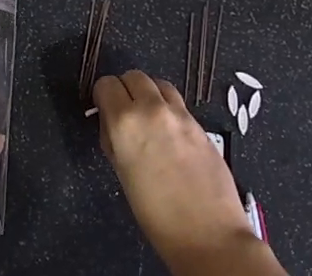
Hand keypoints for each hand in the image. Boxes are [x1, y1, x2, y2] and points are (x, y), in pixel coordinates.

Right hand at [94, 71, 264, 275]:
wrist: (209, 236)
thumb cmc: (156, 215)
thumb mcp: (121, 173)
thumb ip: (114, 138)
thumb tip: (112, 123)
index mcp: (125, 122)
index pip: (106, 84)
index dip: (103, 97)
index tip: (105, 110)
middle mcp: (152, 109)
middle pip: (133, 76)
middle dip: (126, 89)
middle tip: (126, 112)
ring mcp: (180, 115)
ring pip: (158, 84)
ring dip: (150, 94)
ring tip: (150, 119)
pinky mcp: (201, 125)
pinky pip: (178, 103)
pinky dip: (169, 108)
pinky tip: (171, 134)